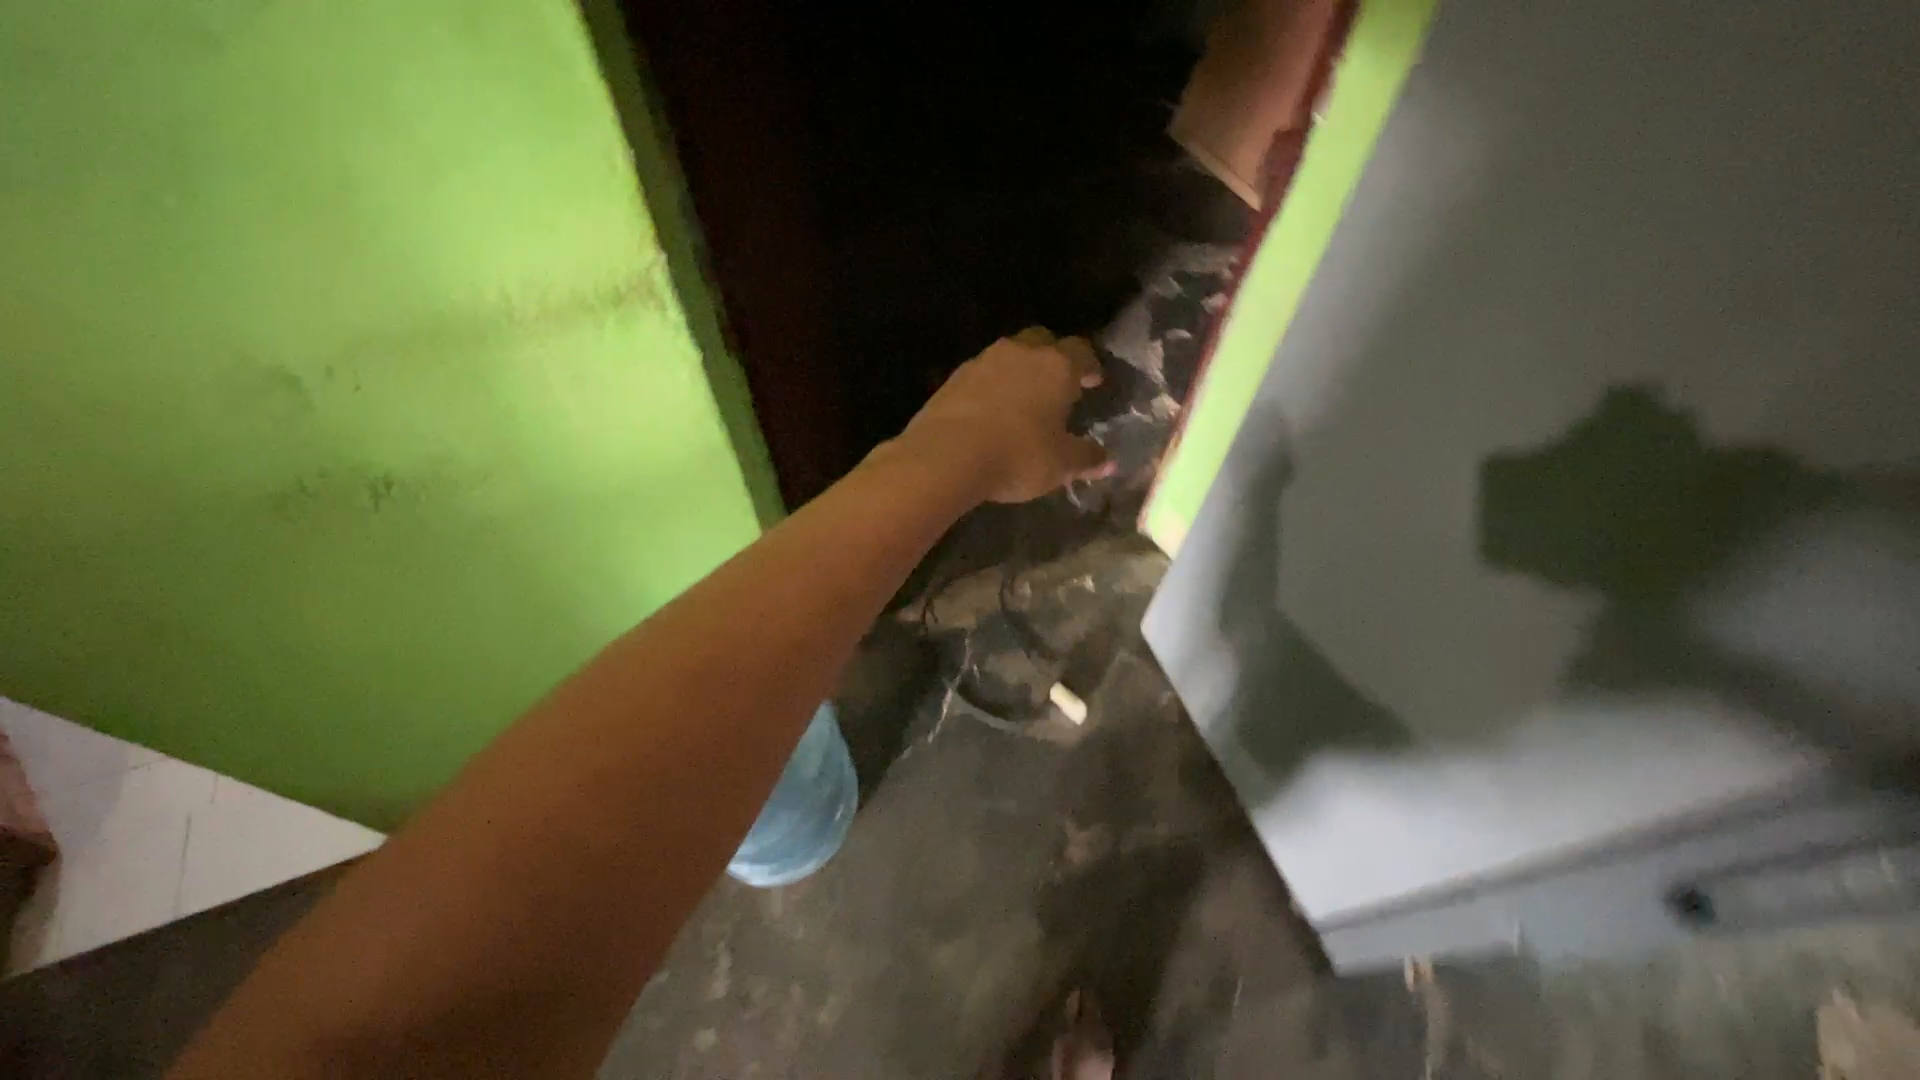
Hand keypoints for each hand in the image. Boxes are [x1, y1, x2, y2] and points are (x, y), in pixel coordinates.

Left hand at [896, 328, 1110, 503]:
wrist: (947, 455)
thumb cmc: (1017, 455)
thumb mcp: (1061, 465)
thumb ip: (1086, 458)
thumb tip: (1108, 462)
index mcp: (1056, 366)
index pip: (1081, 352)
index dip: (1090, 365)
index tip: (1093, 381)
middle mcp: (1021, 353)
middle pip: (1042, 341)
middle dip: (1053, 357)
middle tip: (1058, 383)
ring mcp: (983, 361)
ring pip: (1009, 355)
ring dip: (1019, 370)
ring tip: (1022, 398)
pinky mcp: (953, 378)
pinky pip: (981, 374)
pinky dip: (991, 386)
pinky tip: (990, 410)